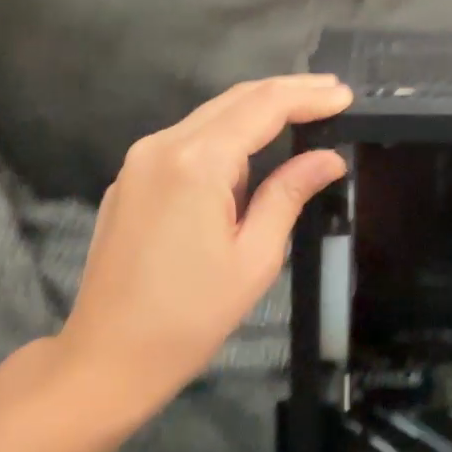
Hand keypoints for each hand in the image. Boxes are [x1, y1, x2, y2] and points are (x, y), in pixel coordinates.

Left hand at [56, 75, 353, 416]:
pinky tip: (253, 149)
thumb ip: (289, 194)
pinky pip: (187, 140)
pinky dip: (227, 134)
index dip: (308, 96)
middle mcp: (163, 146)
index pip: (263, 107)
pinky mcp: (131, 178)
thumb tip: (328, 159)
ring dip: (257, 111)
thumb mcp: (255, 258)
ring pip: (210, 116)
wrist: (106, 359)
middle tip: (333, 94)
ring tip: (304, 115)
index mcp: (196, 163)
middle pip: (235, 100)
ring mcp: (140, 160)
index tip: (345, 95)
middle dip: (287, 92)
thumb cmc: (189, 317)